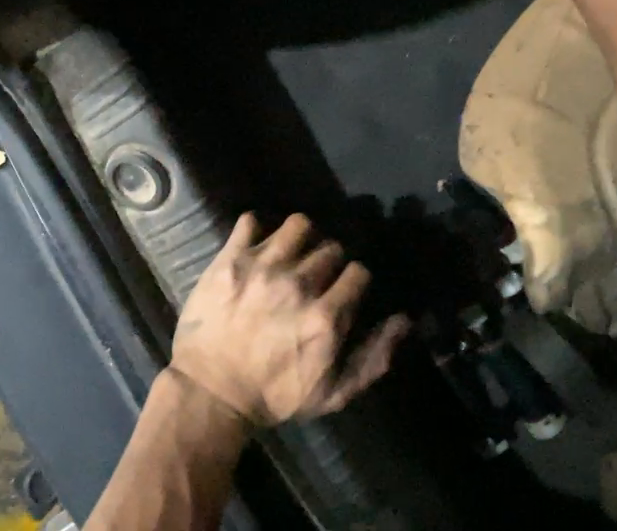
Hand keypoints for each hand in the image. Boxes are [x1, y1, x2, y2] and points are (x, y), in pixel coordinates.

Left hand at [170, 213, 410, 426]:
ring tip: (292, 252)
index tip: (345, 289)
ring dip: (300, 237)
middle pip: (331, 247)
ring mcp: (262, 266)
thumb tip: (404, 319)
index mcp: (326, 316)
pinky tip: (258, 246)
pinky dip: (256, 229)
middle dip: (329, 260)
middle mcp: (298, 283)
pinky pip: (251, 221)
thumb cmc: (274, 395)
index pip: (359, 272)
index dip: (355, 280)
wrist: (212, 389)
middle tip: (317, 274)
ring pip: (298, 224)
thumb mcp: (333, 393)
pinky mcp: (230, 257)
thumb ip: (374, 357)